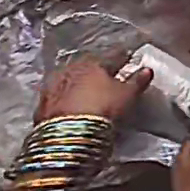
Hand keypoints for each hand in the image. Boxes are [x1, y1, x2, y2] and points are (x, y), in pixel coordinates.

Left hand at [36, 55, 152, 121]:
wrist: (67, 133)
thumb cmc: (103, 108)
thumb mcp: (126, 96)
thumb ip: (137, 82)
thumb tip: (147, 69)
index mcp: (95, 63)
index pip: (113, 57)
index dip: (122, 58)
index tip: (128, 57)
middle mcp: (72, 69)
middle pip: (87, 67)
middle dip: (96, 71)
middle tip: (105, 78)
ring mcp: (54, 86)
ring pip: (70, 80)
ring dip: (77, 85)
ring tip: (86, 94)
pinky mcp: (41, 105)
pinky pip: (57, 98)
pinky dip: (64, 100)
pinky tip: (69, 108)